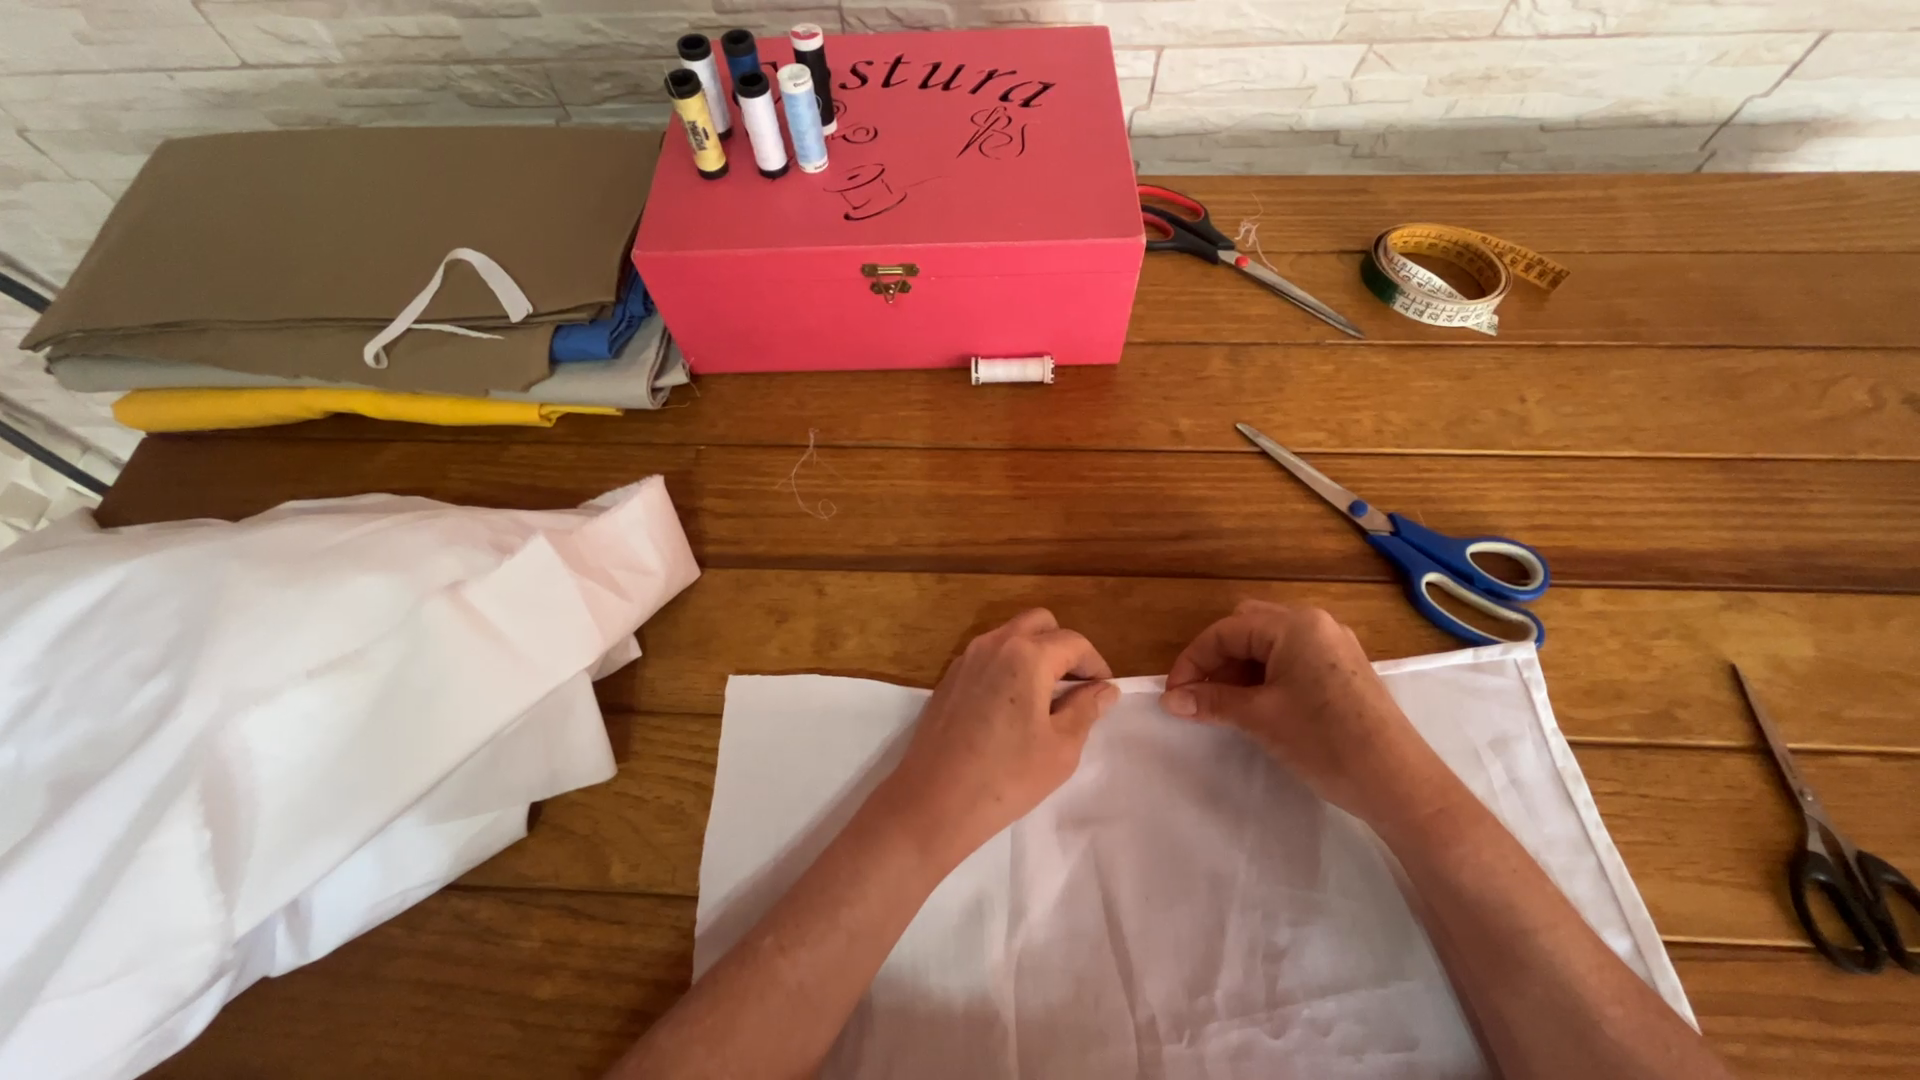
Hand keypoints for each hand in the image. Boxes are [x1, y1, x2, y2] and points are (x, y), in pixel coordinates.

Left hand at [879, 609, 1119, 865]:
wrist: (934, 801)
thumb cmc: (1006, 776)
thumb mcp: (1061, 747)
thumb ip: (1086, 709)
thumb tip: (1105, 689)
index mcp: (1026, 655)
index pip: (1074, 642)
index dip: (1095, 665)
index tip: (1104, 691)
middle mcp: (993, 644)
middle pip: (1039, 624)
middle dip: (1063, 647)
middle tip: (1075, 687)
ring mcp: (966, 659)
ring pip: (1010, 636)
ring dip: (1034, 653)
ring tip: (1046, 698)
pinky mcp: (948, 679)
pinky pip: (987, 656)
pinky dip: (1008, 666)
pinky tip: (1012, 707)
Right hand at [1160, 600, 1455, 831]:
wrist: (1397, 782)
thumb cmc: (1324, 741)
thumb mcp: (1259, 718)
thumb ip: (1211, 701)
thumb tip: (1170, 699)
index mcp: (1295, 625)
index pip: (1226, 631)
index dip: (1193, 661)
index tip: (1174, 694)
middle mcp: (1316, 624)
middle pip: (1247, 628)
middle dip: (1216, 659)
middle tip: (1198, 694)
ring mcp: (1334, 645)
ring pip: (1269, 644)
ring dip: (1239, 668)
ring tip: (1223, 705)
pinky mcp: (1344, 669)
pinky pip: (1292, 658)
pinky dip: (1265, 675)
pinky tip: (1257, 705)